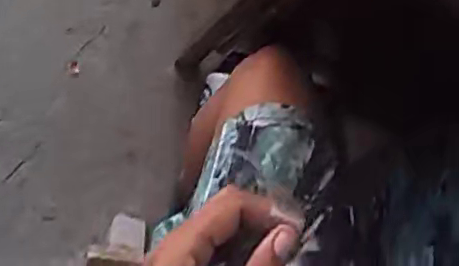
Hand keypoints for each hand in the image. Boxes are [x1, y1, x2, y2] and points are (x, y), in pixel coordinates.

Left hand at [146, 188, 301, 265]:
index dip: (266, 207)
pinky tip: (245, 255)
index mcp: (177, 241)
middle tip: (287, 232)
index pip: (230, 200)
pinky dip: (227, 246)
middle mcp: (167, 240)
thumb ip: (256, 264)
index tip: (294, 223)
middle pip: (220, 209)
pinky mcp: (168, 264)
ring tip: (271, 243)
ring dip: (244, 231)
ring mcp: (164, 254)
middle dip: (257, 217)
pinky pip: (202, 244)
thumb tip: (287, 233)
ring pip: (212, 227)